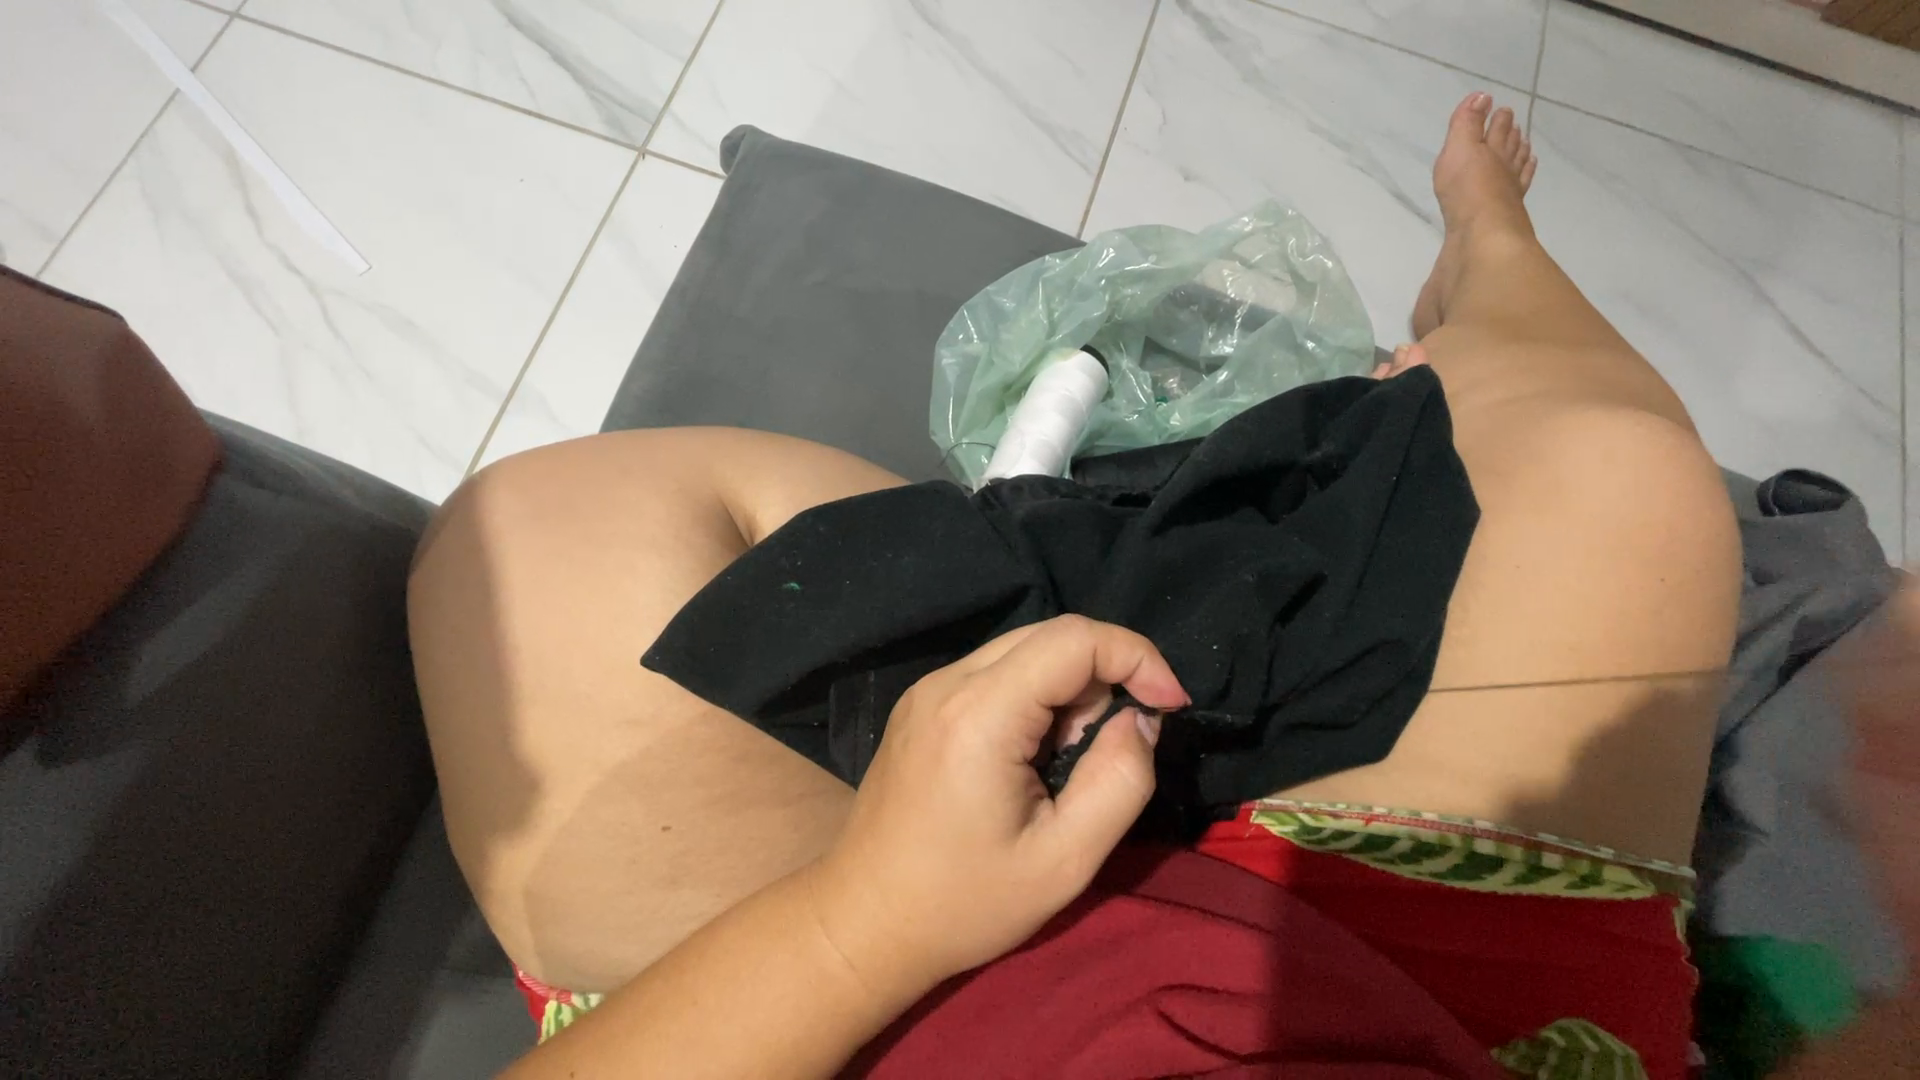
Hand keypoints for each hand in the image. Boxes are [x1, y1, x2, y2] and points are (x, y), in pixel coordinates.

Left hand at [803, 615, 1189, 1003]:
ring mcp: (928, 688)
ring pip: (1024, 650)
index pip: (1075, 638)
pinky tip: (1027, 756)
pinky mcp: (921, 703)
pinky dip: (1034, 696)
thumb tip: (1140, 718)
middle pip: (1051, 635)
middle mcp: (948, 682)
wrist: (864, 919)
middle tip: (1110, 748)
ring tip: (1061, 763)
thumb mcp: (1065, 860)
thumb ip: (1120, 779)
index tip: (1171, 706)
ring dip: (1068, 690)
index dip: (1136, 657)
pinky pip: (996, 672)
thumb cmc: (965, 902)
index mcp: (980, 713)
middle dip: (1103, 677)